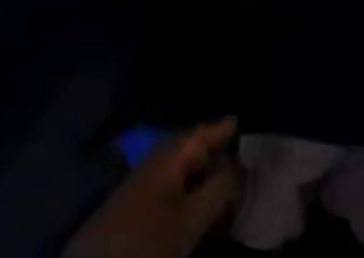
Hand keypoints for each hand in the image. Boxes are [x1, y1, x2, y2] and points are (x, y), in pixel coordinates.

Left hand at [63, 118, 239, 257]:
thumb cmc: (148, 243)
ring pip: (172, 167)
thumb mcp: (192, 221)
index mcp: (165, 161)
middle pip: (183, 148)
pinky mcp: (125, 210)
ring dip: (194, 167)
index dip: (219, 129)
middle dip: (207, 146)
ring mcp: (134, 188)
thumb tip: (234, 167)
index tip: (237, 120)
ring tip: (214, 171)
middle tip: (230, 143)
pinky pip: (162, 184)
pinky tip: (187, 196)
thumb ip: (218, 190)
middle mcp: (149, 166)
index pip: (198, 136)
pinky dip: (181, 184)